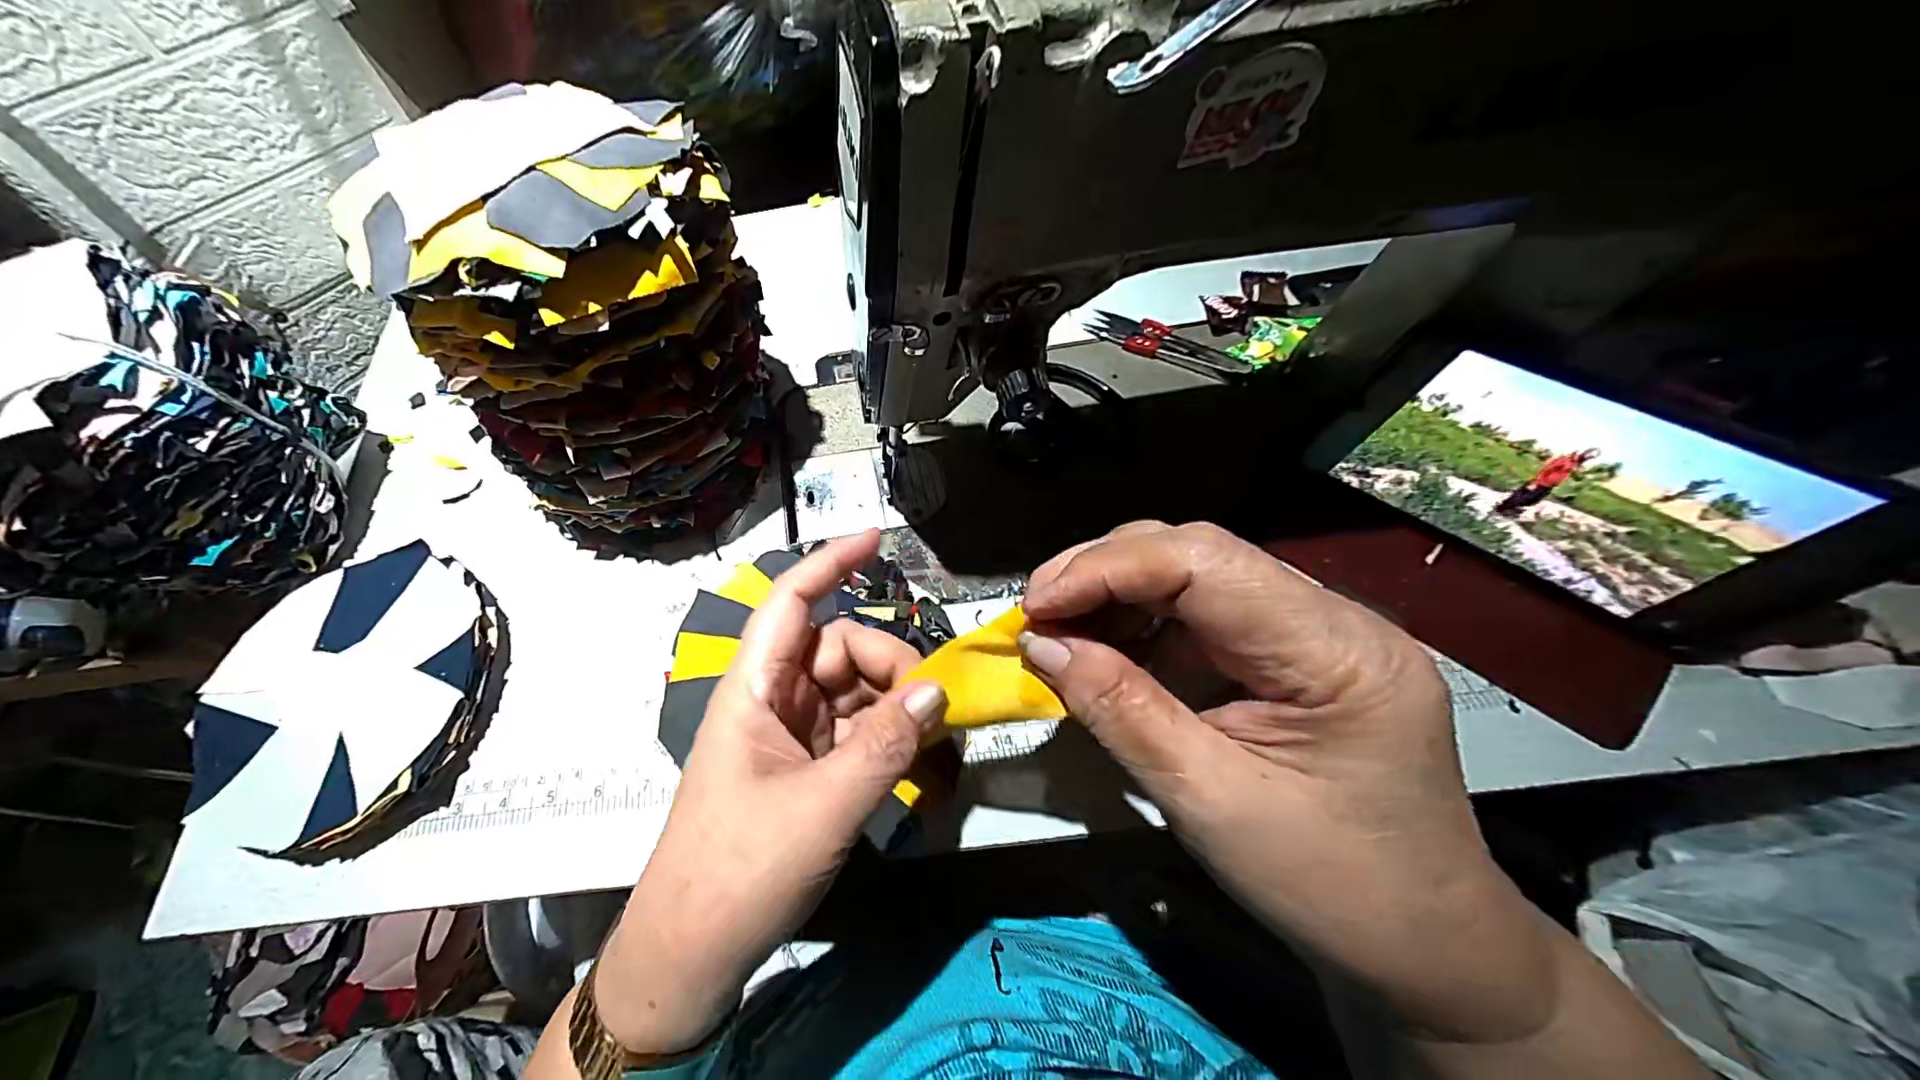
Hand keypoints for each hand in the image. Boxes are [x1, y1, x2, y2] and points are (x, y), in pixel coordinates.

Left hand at [595, 530, 945, 1053]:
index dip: (829, 564)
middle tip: (934, 704)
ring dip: (896, 704)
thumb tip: (939, 689)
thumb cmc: (740, 871)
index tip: (876, 540)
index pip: (791, 604)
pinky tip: (919, 757)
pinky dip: (889, 737)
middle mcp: (773, 702)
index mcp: (754, 691)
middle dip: (889, 664)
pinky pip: (857, 733)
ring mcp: (791, 738)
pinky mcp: (808, 770)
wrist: (693, 958)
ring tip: (936, 736)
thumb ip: (886, 744)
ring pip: (854, 693)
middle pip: (840, 651)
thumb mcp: (824, 807)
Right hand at [1017, 521, 1552, 1043]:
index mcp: (1337, 648)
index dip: (1108, 568)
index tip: (1035, 604)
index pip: (1206, 562)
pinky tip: (1102, 651)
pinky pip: (1201, 618)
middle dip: (1105, 573)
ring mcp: (1310, 633)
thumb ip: (1123, 711)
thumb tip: (1040, 644)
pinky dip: (1141, 627)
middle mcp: (1330, 618)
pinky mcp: (1287, 656)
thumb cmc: (1331, 888)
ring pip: (1194, 577)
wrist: (1421, 948)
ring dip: (1116, 596)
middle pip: (1199, 555)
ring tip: (1057, 631)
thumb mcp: (1211, 802)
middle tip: (1036, 613)